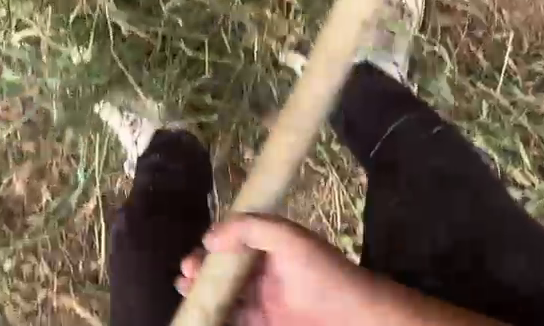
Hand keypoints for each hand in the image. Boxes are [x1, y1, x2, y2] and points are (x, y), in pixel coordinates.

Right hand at [176, 216, 507, 325]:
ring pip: (226, 299)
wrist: (359, 319)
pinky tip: (204, 317)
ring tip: (187, 295)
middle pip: (223, 273)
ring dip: (205, 297)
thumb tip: (209, 238)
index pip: (229, 245)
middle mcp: (262, 276)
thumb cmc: (324, 271)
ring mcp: (265, 305)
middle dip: (201, 275)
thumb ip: (248, 228)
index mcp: (266, 249)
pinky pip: (237, 321)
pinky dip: (219, 318)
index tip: (192, 259)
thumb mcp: (287, 236)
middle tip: (185, 278)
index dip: (208, 251)